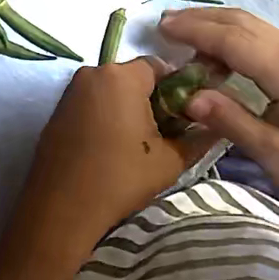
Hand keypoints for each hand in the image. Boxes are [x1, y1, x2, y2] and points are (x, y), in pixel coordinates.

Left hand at [17, 58, 190, 248]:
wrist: (59, 213)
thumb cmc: (119, 180)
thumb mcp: (171, 161)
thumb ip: (200, 137)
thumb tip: (221, 126)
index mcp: (122, 76)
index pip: (162, 66)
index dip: (179, 88)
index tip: (187, 115)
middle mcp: (93, 73)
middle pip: (135, 77)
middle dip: (154, 98)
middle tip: (167, 132)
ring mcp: (71, 91)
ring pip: (113, 90)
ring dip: (129, 108)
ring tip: (141, 143)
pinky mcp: (57, 111)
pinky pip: (93, 103)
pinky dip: (107, 116)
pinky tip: (113, 146)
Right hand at [158, 8, 278, 205]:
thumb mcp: (276, 154)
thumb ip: (233, 122)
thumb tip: (191, 97)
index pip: (234, 40)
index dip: (197, 31)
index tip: (163, 28)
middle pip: (241, 22)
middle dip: (201, 19)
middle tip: (164, 24)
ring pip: (251, 24)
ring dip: (214, 23)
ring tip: (180, 32)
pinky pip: (259, 36)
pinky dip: (230, 35)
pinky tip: (212, 53)